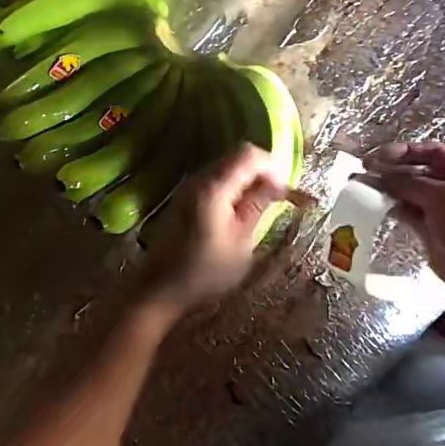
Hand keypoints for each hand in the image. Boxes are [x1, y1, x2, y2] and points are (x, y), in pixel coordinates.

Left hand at [137, 144, 288, 313]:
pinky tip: (240, 209)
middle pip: (238, 155)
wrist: (159, 290)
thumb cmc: (204, 273)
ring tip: (262, 204)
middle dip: (263, 170)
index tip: (285, 190)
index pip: (249, 155)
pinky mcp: (184, 196)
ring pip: (227, 165)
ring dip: (248, 178)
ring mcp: (188, 186)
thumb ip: (258, 206)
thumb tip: (279, 184)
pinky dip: (234, 185)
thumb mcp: (241, 243)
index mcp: (214, 189)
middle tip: (278, 196)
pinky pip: (216, 178)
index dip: (272, 166)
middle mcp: (198, 179)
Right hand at [365, 141, 444, 294]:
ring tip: (365, 188)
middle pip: (420, 173)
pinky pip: (412, 214)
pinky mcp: (435, 231)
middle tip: (365, 172)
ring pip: (413, 195)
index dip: (405, 151)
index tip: (378, 155)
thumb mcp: (438, 194)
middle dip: (394, 171)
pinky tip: (377, 206)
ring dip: (391, 191)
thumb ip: (406, 181)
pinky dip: (397, 209)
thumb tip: (378, 174)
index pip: (432, 152)